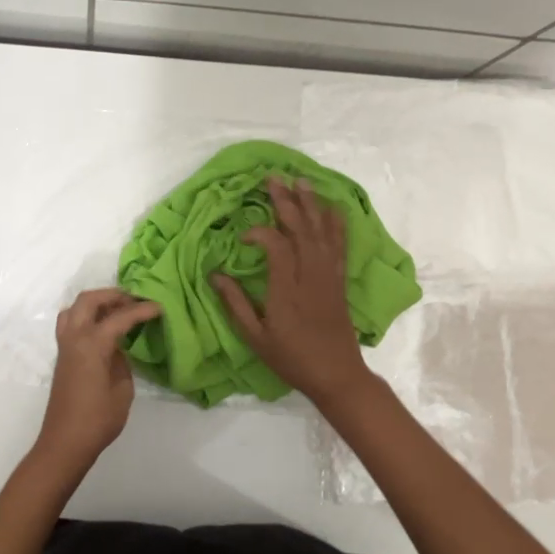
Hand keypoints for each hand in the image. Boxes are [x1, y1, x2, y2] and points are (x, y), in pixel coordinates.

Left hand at [35, 289, 161, 467]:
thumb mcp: (122, 389)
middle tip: (134, 301)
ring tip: (117, 311)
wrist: (65, 441)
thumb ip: (122, 362)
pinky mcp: (62, 355)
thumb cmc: (98, 419)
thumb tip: (118, 348)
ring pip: (74, 308)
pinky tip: (103, 328)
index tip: (159, 306)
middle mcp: (74, 338)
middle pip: (89, 300)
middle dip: (112, 296)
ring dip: (95, 303)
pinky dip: (86, 316)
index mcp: (91, 344)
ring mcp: (64, 345)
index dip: (141, 310)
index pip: (120, 317)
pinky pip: (70, 322)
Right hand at [211, 177, 372, 403]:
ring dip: (311, 204)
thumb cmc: (291, 358)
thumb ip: (235, 304)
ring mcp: (329, 277)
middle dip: (287, 202)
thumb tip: (214, 275)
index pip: (277, 247)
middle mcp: (311, 277)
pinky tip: (331, 207)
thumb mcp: (255, 337)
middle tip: (272, 179)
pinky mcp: (340, 280)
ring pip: (322, 232)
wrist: (337, 374)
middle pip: (301, 231)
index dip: (260, 233)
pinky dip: (336, 223)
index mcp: (287, 291)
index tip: (244, 236)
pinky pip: (340, 245)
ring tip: (300, 181)